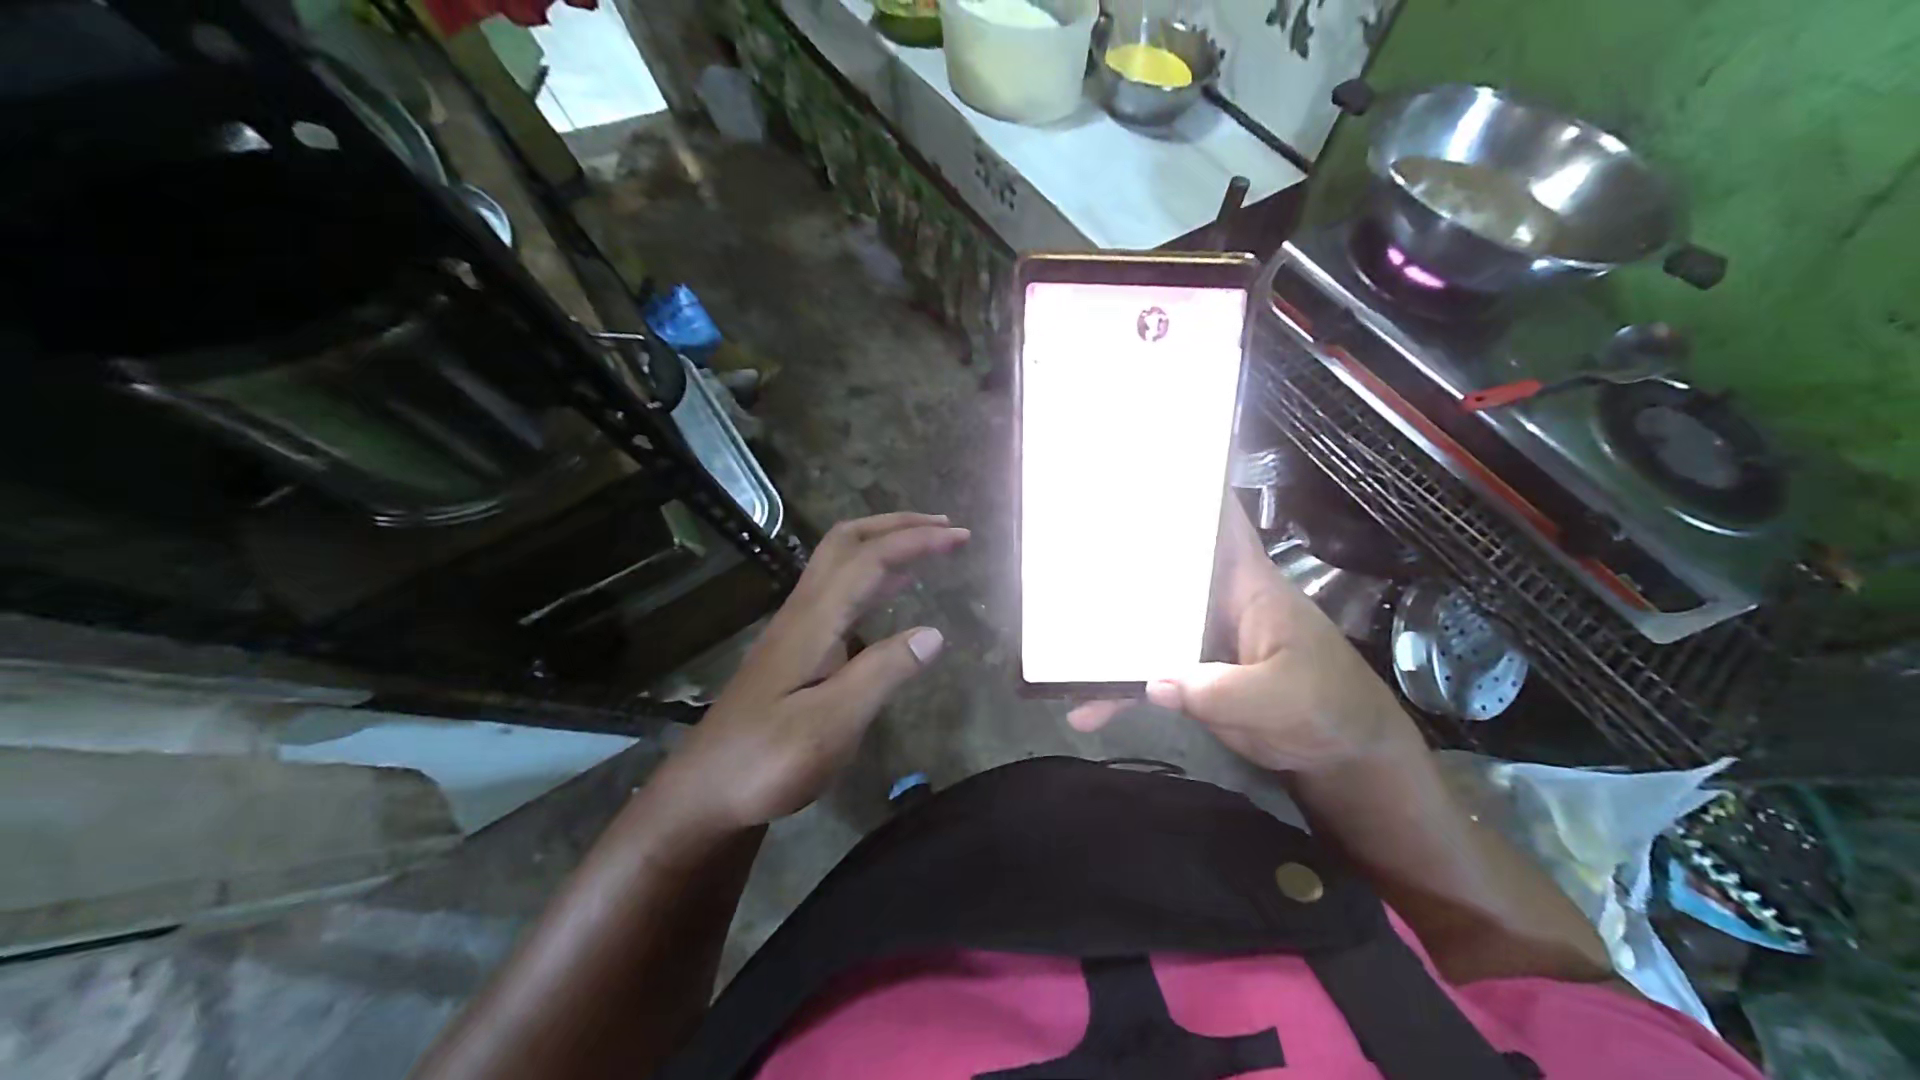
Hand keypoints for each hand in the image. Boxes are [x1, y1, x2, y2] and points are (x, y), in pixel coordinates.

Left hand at [653, 513, 968, 827]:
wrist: (705, 791)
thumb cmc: (767, 762)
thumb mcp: (831, 726)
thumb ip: (882, 675)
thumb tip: (934, 633)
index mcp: (813, 622)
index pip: (870, 560)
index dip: (916, 541)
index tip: (961, 538)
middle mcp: (802, 612)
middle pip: (846, 542)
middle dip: (897, 525)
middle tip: (945, 528)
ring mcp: (796, 628)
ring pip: (839, 562)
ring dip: (884, 543)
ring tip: (928, 546)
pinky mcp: (796, 647)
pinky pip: (839, 590)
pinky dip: (873, 575)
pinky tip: (892, 594)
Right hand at [1067, 500, 1418, 773]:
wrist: (1340, 757)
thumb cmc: (1328, 705)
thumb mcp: (1283, 697)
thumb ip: (1222, 691)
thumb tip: (1153, 682)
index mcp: (1244, 584)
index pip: (1218, 521)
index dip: (1186, 489)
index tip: (1137, 465)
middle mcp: (1213, 601)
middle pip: (1160, 567)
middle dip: (1117, 553)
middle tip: (1061, 539)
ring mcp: (1197, 638)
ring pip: (1142, 622)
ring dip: (1104, 631)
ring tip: (1054, 640)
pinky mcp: (1188, 674)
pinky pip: (1143, 672)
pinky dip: (1117, 688)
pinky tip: (1085, 710)